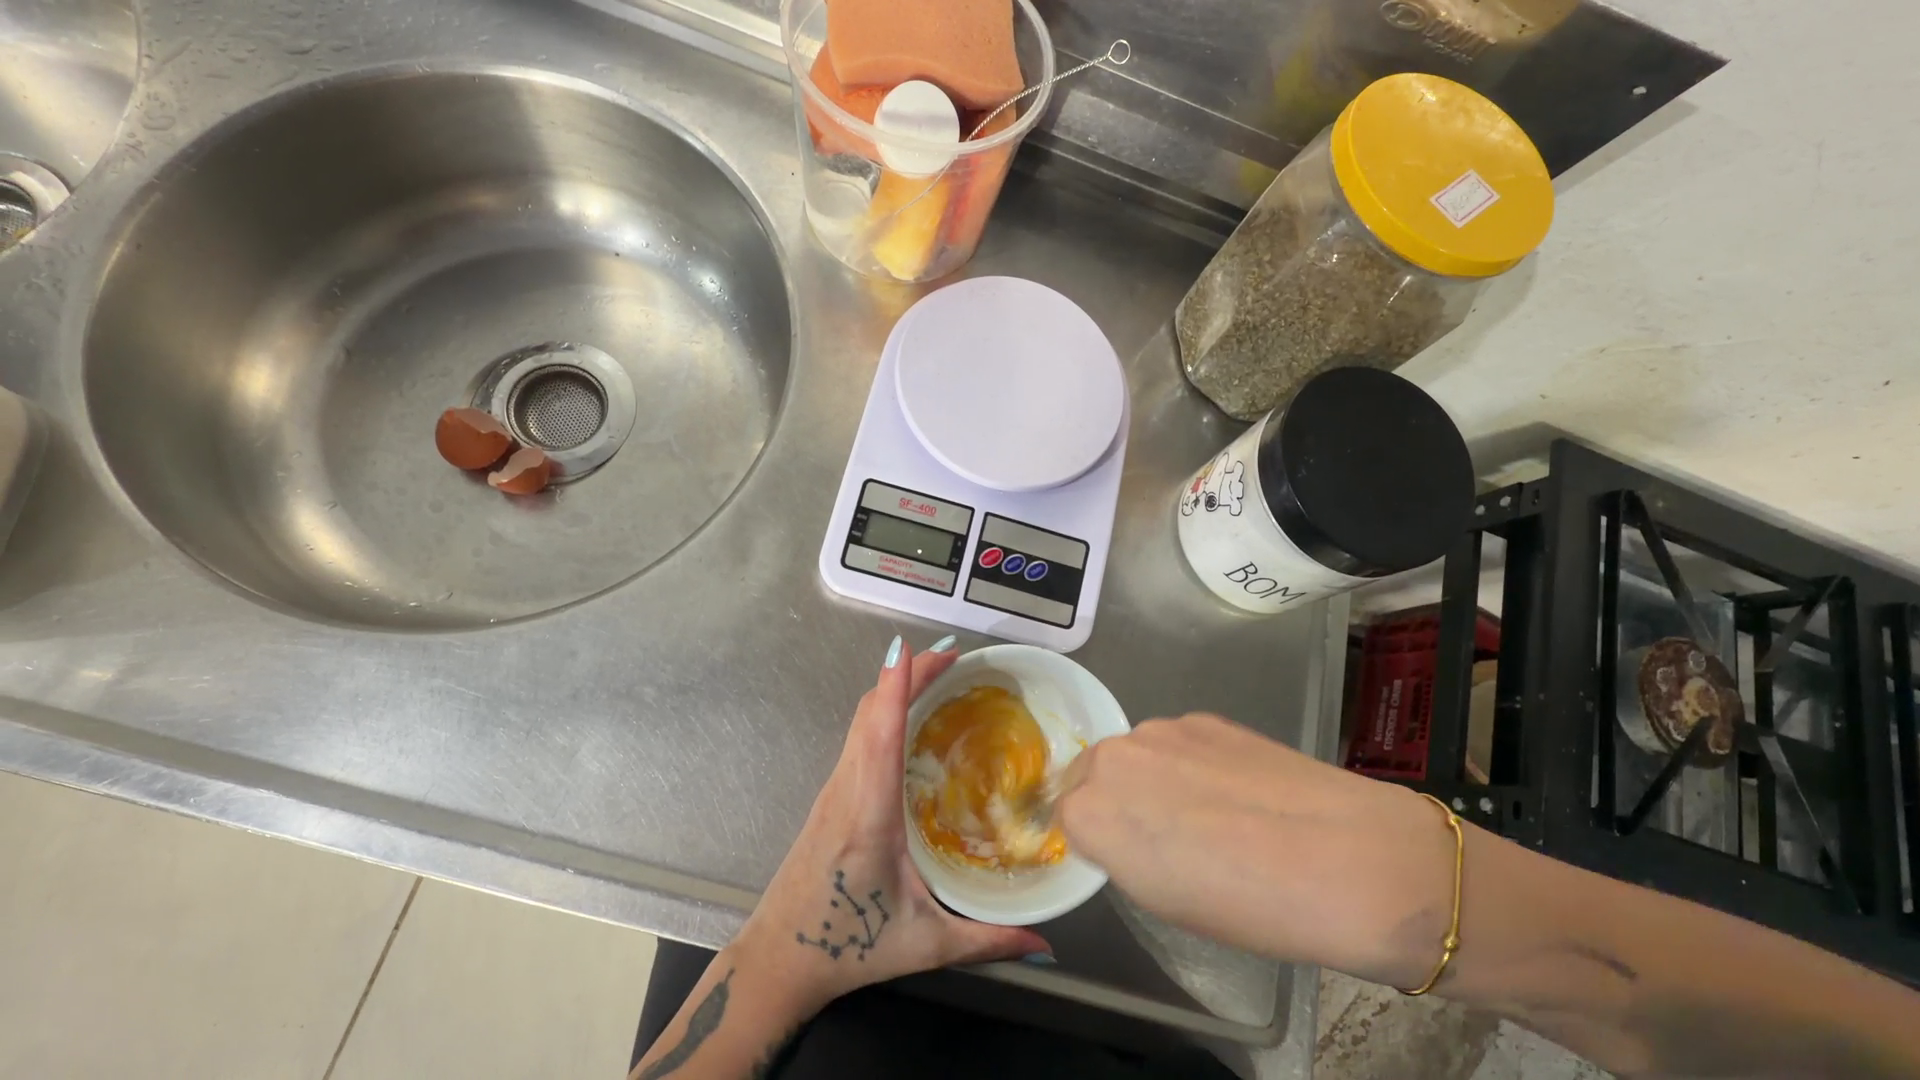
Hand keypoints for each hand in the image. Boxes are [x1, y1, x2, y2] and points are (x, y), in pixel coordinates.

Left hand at [731, 636, 1049, 1010]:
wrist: (778, 959)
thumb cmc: (848, 948)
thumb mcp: (925, 945)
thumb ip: (989, 940)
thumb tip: (1046, 945)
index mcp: (869, 815)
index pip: (881, 734)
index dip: (897, 687)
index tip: (912, 647)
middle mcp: (847, 789)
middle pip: (871, 712)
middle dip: (909, 674)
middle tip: (955, 657)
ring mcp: (833, 789)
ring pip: (860, 720)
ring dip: (894, 688)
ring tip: (937, 675)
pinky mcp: (830, 795)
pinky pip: (856, 737)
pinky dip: (883, 710)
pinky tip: (908, 716)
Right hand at [1054, 713, 1453, 988]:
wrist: (1345, 859)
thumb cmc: (1247, 906)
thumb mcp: (1164, 899)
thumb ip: (1123, 853)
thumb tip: (1127, 833)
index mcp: (1092, 811)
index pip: (1066, 817)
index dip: (1096, 840)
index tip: (1126, 858)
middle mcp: (1116, 757)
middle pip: (1095, 775)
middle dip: (1118, 801)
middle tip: (1165, 838)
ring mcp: (1163, 730)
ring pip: (1139, 755)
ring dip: (1155, 778)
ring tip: (1211, 813)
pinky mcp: (1208, 717)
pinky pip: (1179, 743)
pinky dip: (1192, 763)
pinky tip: (1238, 792)